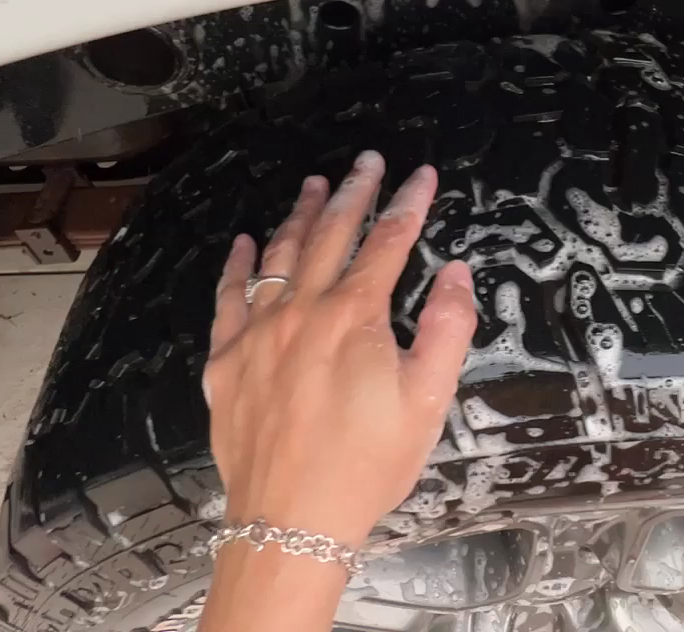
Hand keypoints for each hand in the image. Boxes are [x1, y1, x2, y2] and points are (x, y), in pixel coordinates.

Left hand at [204, 152, 477, 546]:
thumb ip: (447, 327)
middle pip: (333, 233)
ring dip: (300, 214)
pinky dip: (238, 265)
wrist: (290, 523)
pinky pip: (229, 297)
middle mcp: (303, 308)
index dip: (409, 203)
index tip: (422, 174)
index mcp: (354, 314)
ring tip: (315, 183)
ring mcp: (258, 331)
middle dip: (355, 191)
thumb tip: (456, 270)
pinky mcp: (226, 359)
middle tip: (367, 161)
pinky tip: (245, 242)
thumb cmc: (368, 461)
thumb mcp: (428, 400)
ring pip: (281, 255)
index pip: (389, 241)